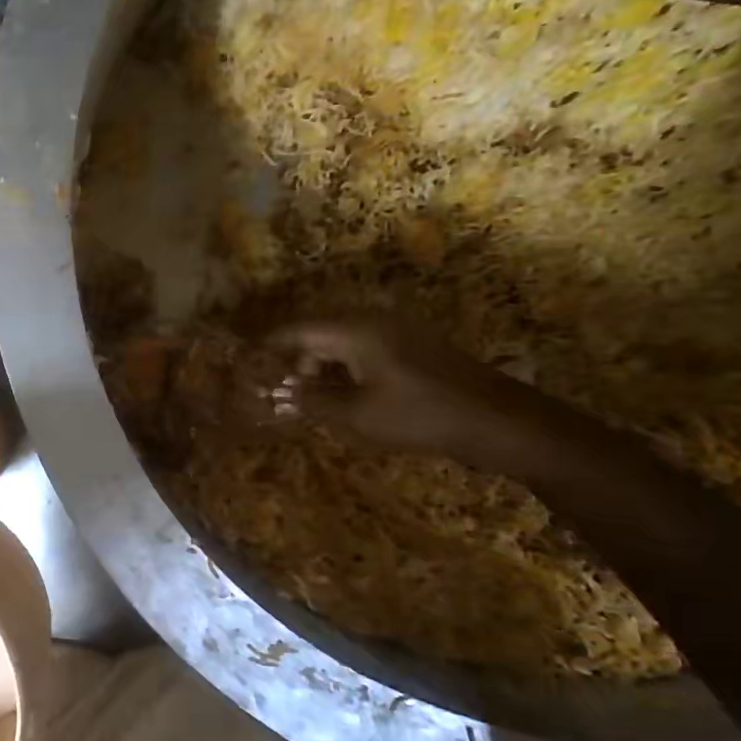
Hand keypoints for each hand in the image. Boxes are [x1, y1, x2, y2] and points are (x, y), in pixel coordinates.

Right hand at [268, 315, 545, 460]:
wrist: (494, 420)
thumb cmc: (417, 414)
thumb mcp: (355, 414)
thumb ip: (312, 401)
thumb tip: (280, 395)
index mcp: (355, 329)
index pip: (297, 329)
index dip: (269, 345)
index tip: (246, 362)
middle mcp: (373, 321)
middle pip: (319, 334)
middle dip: (296, 363)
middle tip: (281, 395)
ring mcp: (397, 332)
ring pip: (343, 344)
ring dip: (322, 370)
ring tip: (311, 403)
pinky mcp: (414, 348)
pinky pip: (366, 352)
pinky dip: (346, 372)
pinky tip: (345, 399)